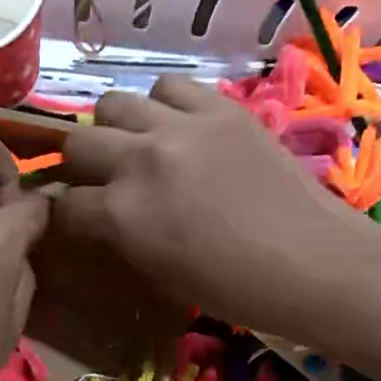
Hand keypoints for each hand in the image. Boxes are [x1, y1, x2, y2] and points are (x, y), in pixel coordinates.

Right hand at [54, 77, 380, 340]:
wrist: (313, 262)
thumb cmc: (238, 290)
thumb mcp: (165, 278)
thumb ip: (126, 241)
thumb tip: (107, 222)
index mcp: (123, 214)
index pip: (67, 205)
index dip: (67, 217)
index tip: (77, 222)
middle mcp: (140, 160)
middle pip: (78, 142)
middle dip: (80, 166)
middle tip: (101, 182)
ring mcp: (181, 126)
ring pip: (116, 102)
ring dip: (117, 128)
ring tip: (138, 148)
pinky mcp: (220, 108)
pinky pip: (170, 89)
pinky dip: (163, 108)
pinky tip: (178, 130)